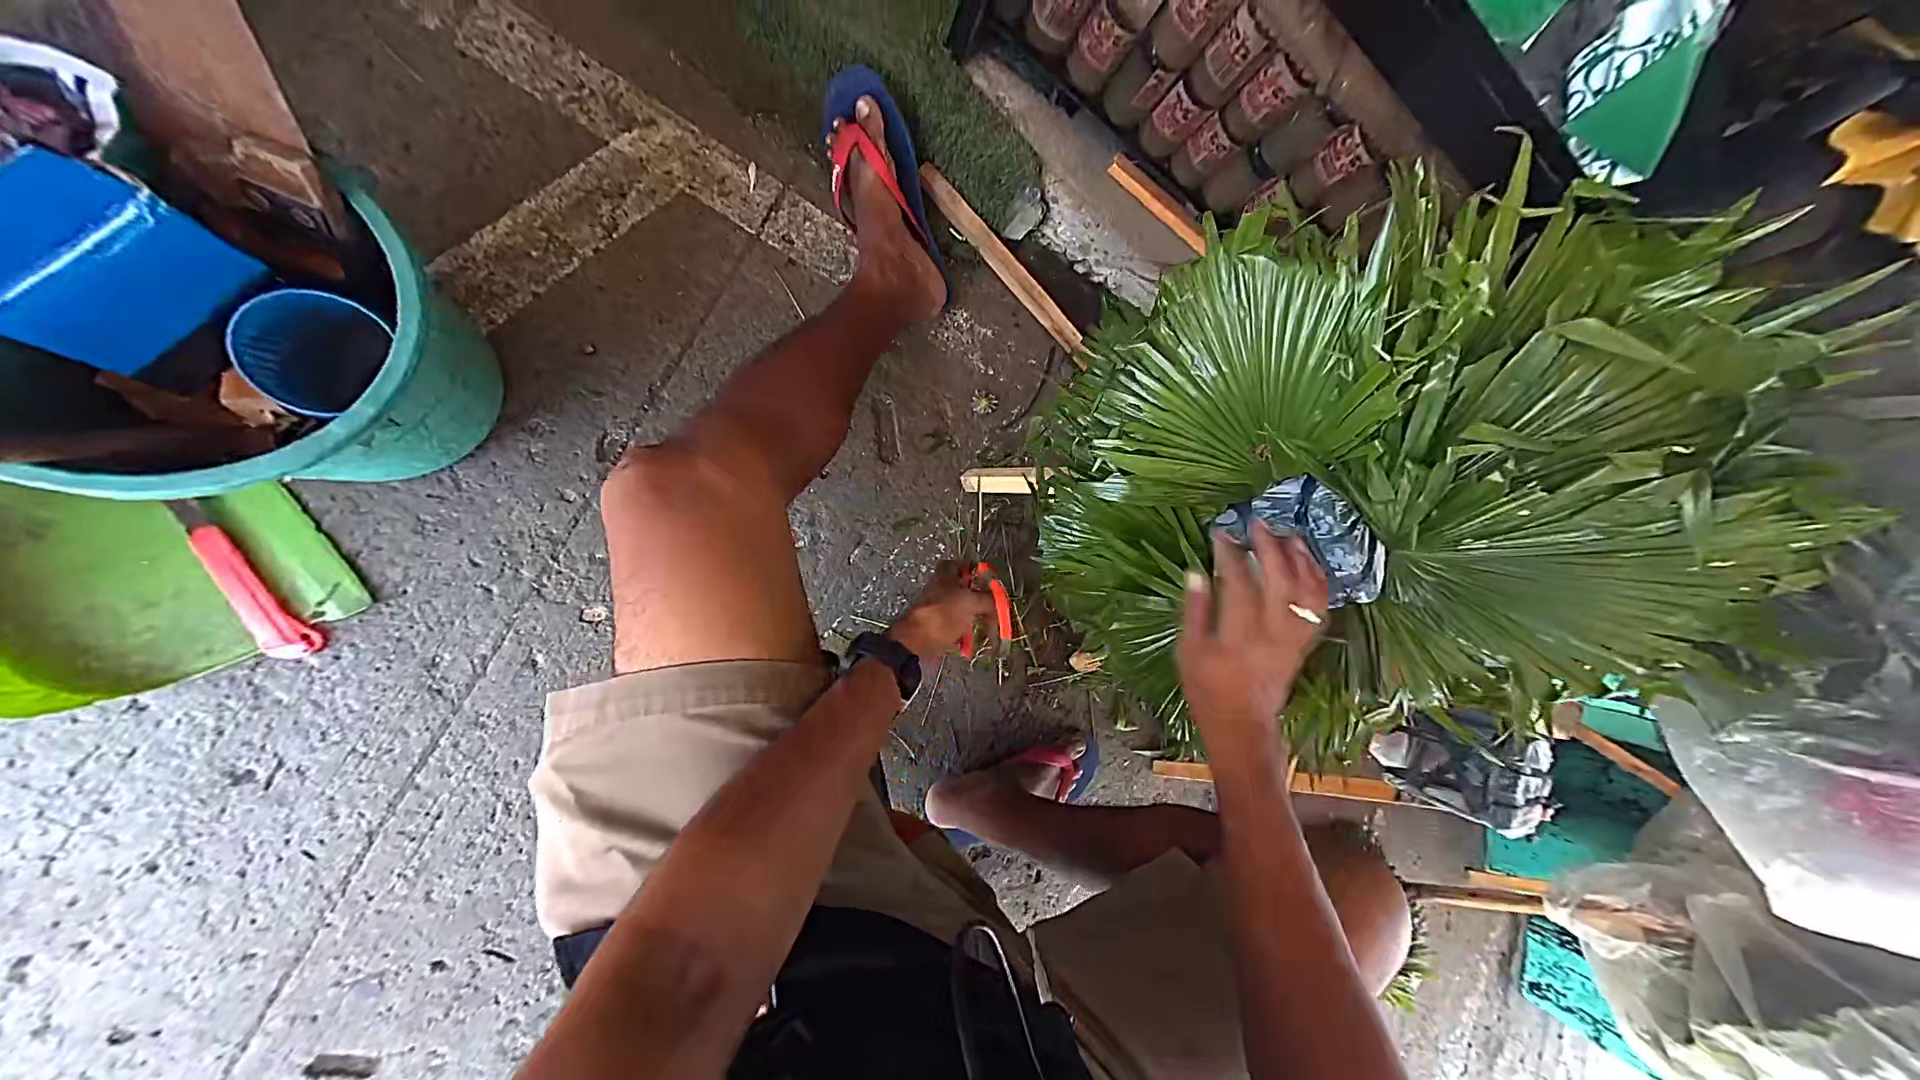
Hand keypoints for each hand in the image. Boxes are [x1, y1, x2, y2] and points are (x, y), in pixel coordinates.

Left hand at [887, 561, 997, 666]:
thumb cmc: (941, 615)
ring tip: (985, 625)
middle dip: (975, 597)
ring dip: (971, 618)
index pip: (955, 565)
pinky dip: (963, 636)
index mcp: (943, 579)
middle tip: (989, 604)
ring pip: (957, 611)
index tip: (984, 576)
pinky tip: (971, 642)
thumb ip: (987, 600)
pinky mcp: (934, 632)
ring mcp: (934, 613)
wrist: (916, 643)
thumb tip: (998, 603)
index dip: (969, 568)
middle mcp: (937, 593)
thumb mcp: (970, 602)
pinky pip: (953, 631)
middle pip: (958, 590)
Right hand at [1177, 524, 1328, 751]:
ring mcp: (1294, 638)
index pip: (1238, 582)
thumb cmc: (1207, 687)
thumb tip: (1196, 572)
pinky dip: (1316, 580)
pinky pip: (1320, 606)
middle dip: (1270, 547)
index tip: (1221, 533)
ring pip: (1307, 591)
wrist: (1242, 722)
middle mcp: (1272, 634)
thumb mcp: (1189, 650)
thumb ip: (1196, 610)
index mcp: (1238, 635)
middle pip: (1280, 580)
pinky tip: (1308, 563)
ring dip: (1300, 558)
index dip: (1231, 554)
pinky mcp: (1305, 643)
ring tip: (1288, 534)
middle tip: (1257, 523)